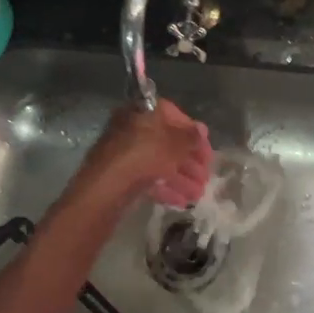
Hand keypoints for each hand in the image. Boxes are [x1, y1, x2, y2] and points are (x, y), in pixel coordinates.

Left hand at [78, 99, 212, 207]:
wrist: (107, 185)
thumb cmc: (145, 153)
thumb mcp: (175, 143)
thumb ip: (191, 136)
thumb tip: (202, 130)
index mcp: (144, 111)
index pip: (174, 115)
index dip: (193, 133)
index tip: (206, 151)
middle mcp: (133, 127)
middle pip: (167, 142)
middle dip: (189, 161)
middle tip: (205, 177)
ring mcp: (125, 152)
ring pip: (159, 162)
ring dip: (181, 178)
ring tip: (198, 194)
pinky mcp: (121, 174)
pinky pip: (148, 177)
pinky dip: (165, 187)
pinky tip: (182, 201)